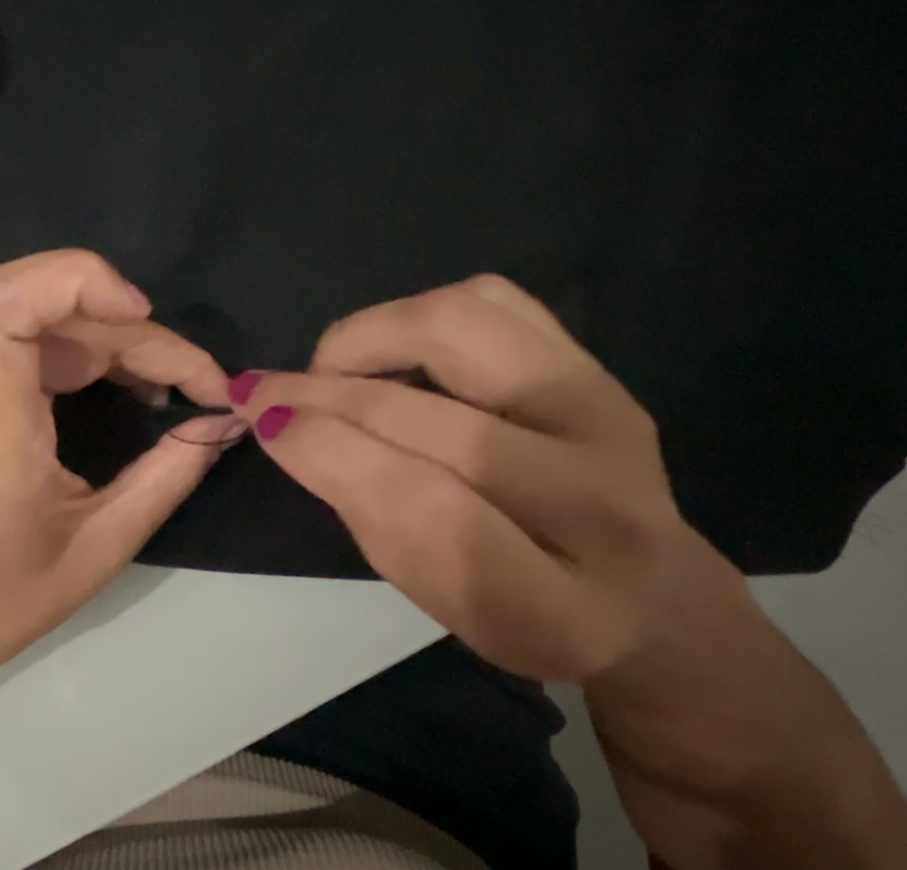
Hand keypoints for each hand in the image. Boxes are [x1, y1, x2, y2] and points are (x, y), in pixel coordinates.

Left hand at [0, 249, 242, 677]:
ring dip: (116, 336)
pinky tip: (132, 385)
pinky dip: (89, 349)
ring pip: (42, 316)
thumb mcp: (99, 547)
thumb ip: (167, 475)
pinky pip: (32, 342)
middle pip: (42, 303)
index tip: (141, 315)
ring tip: (175, 385)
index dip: (71, 282)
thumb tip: (223, 422)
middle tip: (197, 383)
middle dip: (131, 329)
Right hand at [226, 275, 906, 866]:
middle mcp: (606, 498)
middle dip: (325, 397)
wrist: (644, 587)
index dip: (330, 456)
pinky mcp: (594, 362)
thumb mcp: (436, 597)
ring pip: (467, 329)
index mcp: (563, 602)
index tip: (262, 424)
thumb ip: (366, 513)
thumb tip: (281, 420)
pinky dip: (420, 314)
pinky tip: (394, 353)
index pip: (430, 513)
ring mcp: (608, 411)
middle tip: (264, 392)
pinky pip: (492, 301)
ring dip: (373, 338)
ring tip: (335, 370)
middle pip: (439, 421)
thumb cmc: (520, 604)